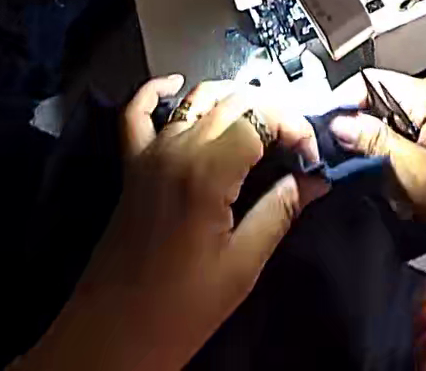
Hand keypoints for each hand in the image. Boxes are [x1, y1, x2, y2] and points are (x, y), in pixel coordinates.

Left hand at [23, 75, 328, 370]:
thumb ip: (280, 210)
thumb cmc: (180, 310)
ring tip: (262, 117)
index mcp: (208, 171)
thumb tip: (316, 178)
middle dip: (274, 111)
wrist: (109, 341)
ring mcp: (152, 152)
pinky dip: (156, 92)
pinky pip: (138, 113)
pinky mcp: (132, 164)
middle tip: (295, 142)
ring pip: (198, 97)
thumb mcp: (242, 266)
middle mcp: (179, 148)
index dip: (295, 128)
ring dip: (234, 96)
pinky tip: (176, 84)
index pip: (263, 118)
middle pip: (236, 99)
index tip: (311, 158)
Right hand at [328, 70, 425, 265]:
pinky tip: (395, 192)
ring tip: (371, 181)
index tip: (319, 132)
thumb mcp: (418, 175)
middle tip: (339, 163)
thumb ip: (375, 144)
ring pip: (389, 128)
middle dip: (358, 132)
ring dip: (376, 154)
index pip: (371, 80)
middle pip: (378, 103)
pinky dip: (394, 166)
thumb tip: (337, 122)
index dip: (344, 102)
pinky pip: (405, 146)